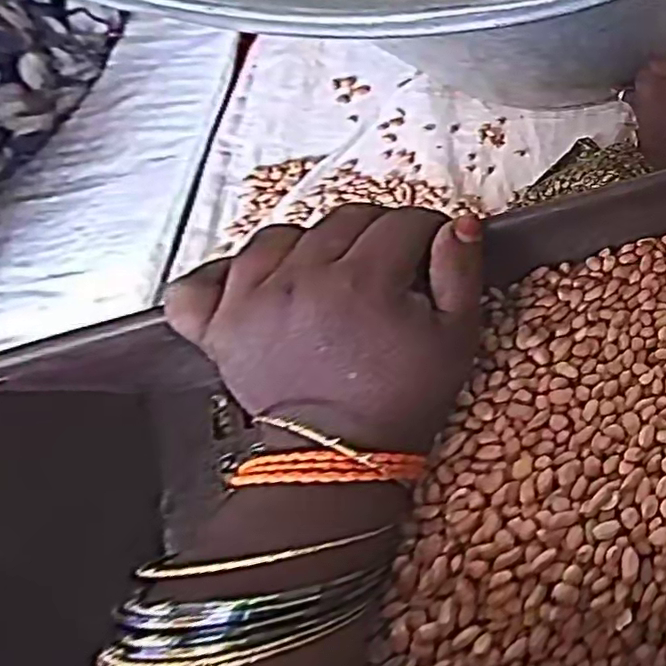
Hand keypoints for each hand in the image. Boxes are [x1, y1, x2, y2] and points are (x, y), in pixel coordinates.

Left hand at [166, 206, 483, 451]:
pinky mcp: (213, 327)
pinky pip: (204, 277)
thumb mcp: (459, 327)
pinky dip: (233, 272)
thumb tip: (460, 223)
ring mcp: (248, 301)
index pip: (405, 220)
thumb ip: (460, 268)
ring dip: (317, 243)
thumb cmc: (410, 388)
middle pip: (348, 218)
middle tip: (399, 262)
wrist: (345, 448)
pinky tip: (268, 281)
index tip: (439, 249)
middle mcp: (300, 280)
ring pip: (283, 235)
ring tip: (341, 271)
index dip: (431, 228)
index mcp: (365, 280)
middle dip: (382, 230)